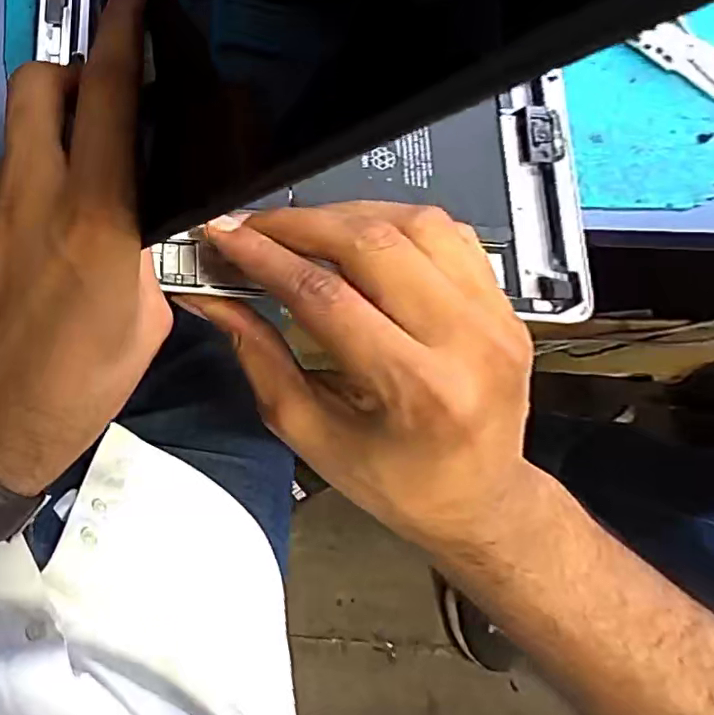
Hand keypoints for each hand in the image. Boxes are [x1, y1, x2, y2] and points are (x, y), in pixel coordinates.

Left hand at [0, 0, 170, 494]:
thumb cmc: (80, 382)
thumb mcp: (144, 316)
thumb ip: (139, 241)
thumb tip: (130, 199)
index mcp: (96, 218)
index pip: (111, 99)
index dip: (122, 36)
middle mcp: (30, 197)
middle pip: (37, 84)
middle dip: (66, 76)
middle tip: (88, 108)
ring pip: (12, 141)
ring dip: (40, 147)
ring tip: (53, 201)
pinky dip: (9, 194)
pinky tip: (16, 242)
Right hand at [182, 203, 533, 548]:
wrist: (479, 499)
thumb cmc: (394, 478)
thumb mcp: (304, 426)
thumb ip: (255, 352)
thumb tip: (214, 298)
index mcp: (416, 389)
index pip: (325, 294)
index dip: (263, 256)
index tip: (225, 237)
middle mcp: (468, 344)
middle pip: (371, 244)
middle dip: (295, 225)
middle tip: (250, 227)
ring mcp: (493, 317)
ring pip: (411, 223)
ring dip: (339, 215)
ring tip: (295, 230)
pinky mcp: (499, 302)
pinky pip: (444, 231)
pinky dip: (385, 220)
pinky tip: (351, 235)